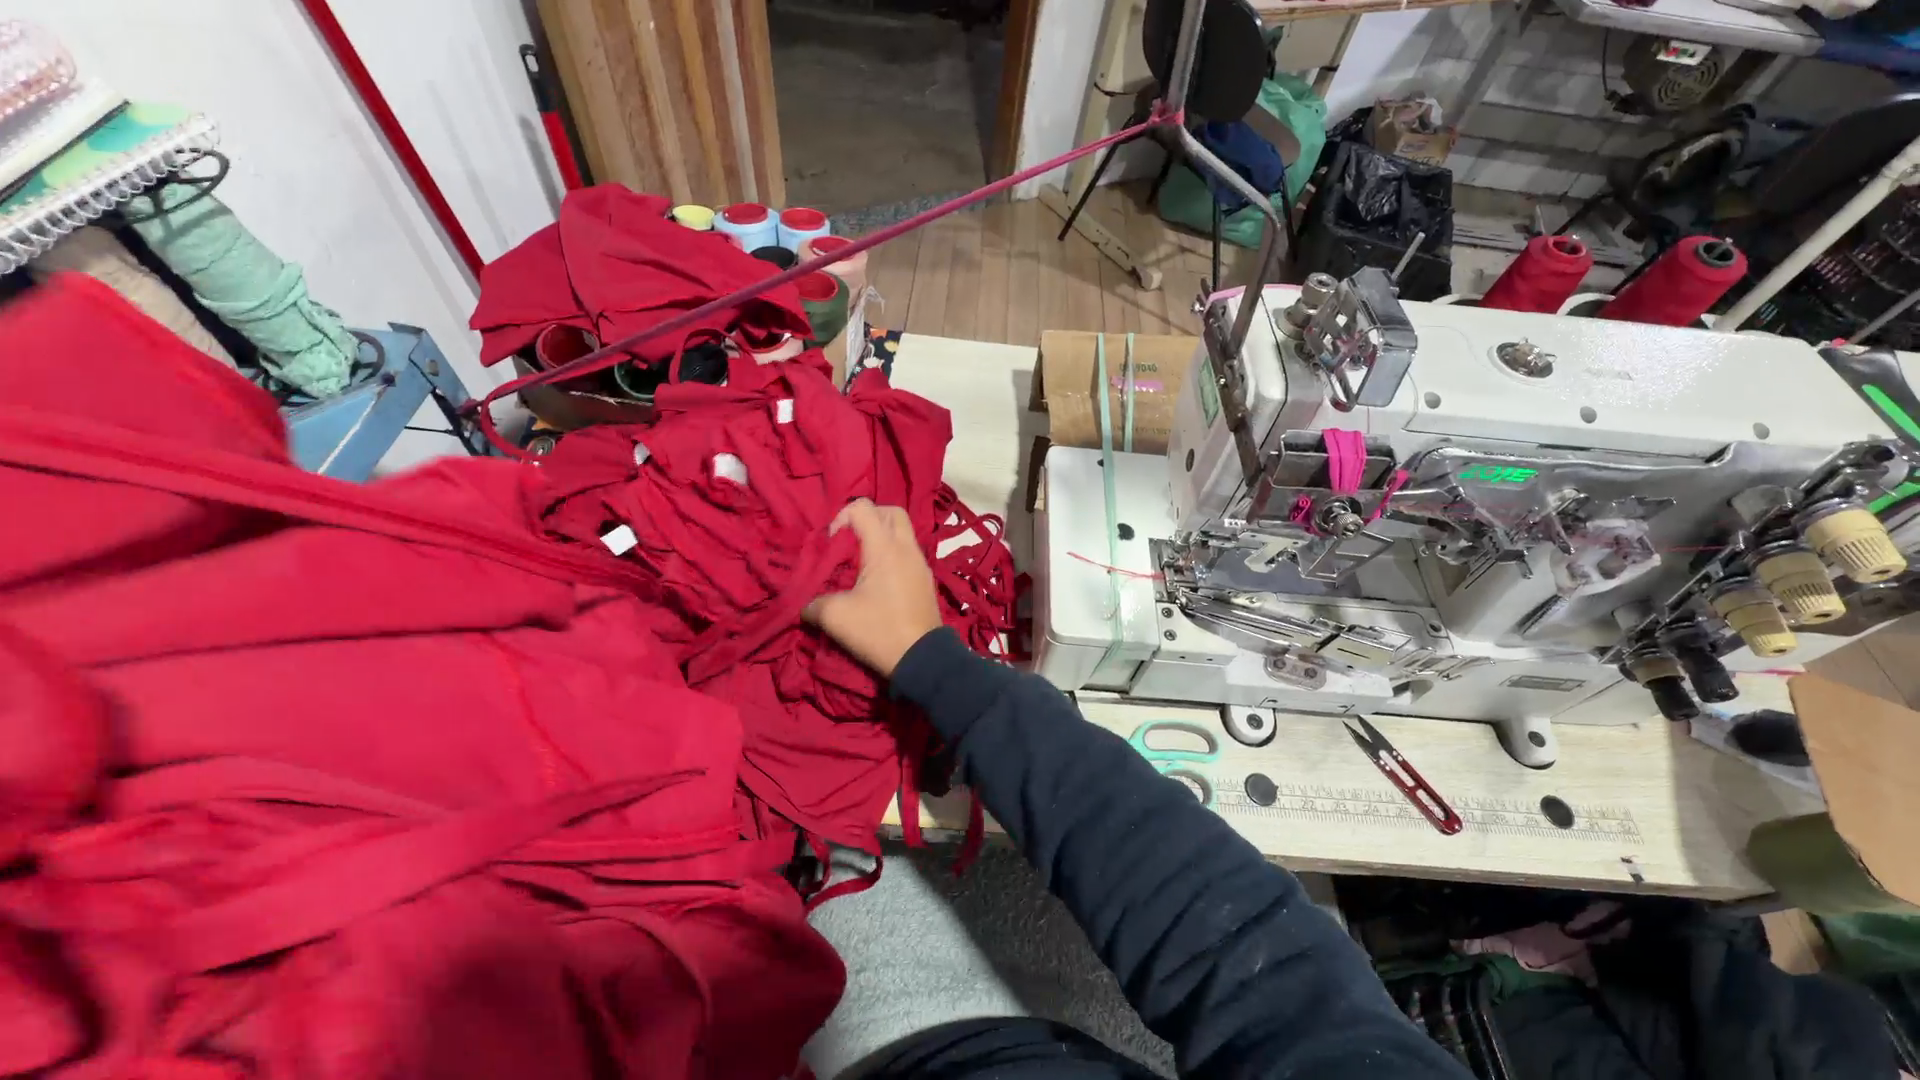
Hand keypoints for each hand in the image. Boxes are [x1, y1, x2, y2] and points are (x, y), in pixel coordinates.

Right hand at [804, 498, 942, 676]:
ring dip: (881, 537)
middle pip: (890, 511)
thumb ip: (813, 603)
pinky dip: (892, 554)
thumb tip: (805, 604)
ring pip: (902, 532)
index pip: (863, 508)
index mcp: (884, 548)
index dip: (842, 518)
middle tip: (849, 542)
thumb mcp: (835, 617)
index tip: (833, 545)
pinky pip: (908, 552)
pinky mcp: (925, 580)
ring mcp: (920, 563)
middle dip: (867, 518)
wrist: (923, 658)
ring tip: (860, 563)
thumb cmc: (879, 631)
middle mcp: (906, 548)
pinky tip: (877, 579)